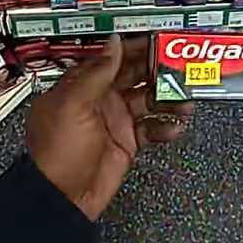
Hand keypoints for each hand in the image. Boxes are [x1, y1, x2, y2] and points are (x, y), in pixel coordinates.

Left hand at [26, 34, 190, 220]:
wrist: (61, 199)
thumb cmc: (58, 152)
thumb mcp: (74, 105)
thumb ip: (97, 73)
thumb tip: (114, 43)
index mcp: (85, 85)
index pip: (114, 58)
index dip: (137, 49)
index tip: (160, 42)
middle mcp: (102, 99)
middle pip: (136, 77)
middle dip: (159, 72)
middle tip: (181, 69)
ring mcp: (116, 120)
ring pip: (149, 101)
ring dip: (168, 100)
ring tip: (185, 103)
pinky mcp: (127, 142)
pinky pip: (152, 128)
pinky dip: (165, 127)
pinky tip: (175, 128)